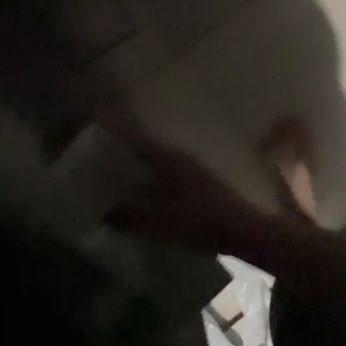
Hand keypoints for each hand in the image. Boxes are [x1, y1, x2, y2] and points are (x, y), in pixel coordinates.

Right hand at [103, 118, 282, 258]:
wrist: (245, 229)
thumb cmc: (201, 221)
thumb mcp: (160, 223)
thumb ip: (131, 217)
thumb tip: (106, 215)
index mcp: (169, 159)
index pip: (137, 138)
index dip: (118, 128)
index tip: (100, 116)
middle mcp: (180, 158)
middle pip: (147, 147)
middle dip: (125, 147)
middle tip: (100, 149)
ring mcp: (193, 170)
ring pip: (158, 162)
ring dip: (140, 164)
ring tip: (117, 172)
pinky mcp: (201, 185)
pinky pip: (168, 175)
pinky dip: (152, 178)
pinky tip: (144, 192)